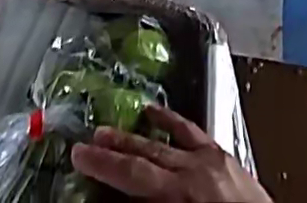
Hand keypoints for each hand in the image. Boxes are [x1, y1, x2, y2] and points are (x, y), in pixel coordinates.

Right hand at [70, 105, 270, 202]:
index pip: (134, 175)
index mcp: (185, 194)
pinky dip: (171, 121)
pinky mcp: (227, 159)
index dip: (103, 164)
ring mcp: (213, 161)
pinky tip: (157, 113)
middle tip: (88, 140)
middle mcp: (197, 171)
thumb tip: (119, 195)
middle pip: (146, 155)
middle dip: (114, 148)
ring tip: (112, 128)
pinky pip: (193, 132)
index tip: (79, 154)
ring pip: (166, 140)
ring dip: (137, 134)